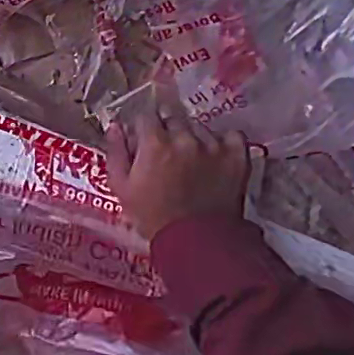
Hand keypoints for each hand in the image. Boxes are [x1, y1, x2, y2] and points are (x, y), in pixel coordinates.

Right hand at [104, 104, 251, 239]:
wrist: (196, 239)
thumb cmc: (151, 215)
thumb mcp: (121, 186)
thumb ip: (116, 152)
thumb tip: (116, 126)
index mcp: (154, 143)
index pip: (145, 116)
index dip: (141, 127)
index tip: (140, 138)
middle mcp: (184, 137)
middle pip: (172, 117)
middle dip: (165, 129)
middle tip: (163, 149)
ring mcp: (214, 144)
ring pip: (199, 127)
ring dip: (191, 136)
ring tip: (188, 157)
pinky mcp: (237, 155)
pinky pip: (230, 135)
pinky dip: (222, 141)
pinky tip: (214, 155)